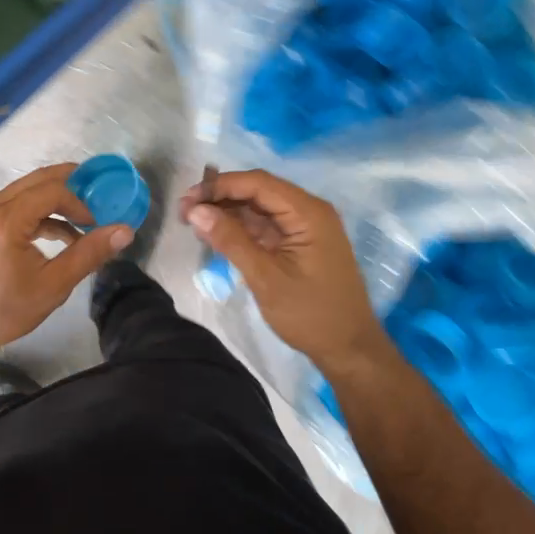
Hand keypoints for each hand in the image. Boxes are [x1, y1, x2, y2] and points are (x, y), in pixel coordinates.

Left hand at [0, 163, 133, 365]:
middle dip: (71, 186)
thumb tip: (124, 231)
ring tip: (83, 220)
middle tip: (98, 196)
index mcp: (6, 219)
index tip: (98, 223)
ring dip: (55, 201)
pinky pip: (15, 206)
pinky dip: (38, 213)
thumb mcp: (53, 285)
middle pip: (38, 181)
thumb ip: (89, 254)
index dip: (80, 202)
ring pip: (25, 191)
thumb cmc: (4, 310)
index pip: (53, 191)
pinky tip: (59, 235)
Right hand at [179, 169, 386, 373]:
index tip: (188, 200)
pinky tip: (216, 234)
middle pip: (258, 191)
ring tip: (193, 222)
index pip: (258, 183)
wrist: (350, 350)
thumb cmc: (311, 314)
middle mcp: (309, 211)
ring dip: (227, 212)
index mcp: (308, 212)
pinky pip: (266, 224)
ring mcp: (305, 227)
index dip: (220, 186)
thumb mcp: (266, 278)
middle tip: (185, 212)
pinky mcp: (299, 243)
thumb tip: (196, 211)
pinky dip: (240, 227)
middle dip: (220, 197)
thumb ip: (231, 240)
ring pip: (259, 207)